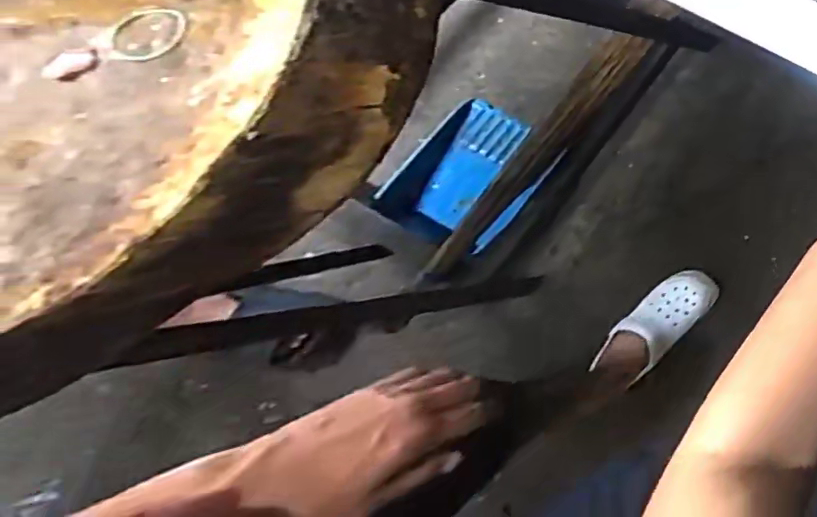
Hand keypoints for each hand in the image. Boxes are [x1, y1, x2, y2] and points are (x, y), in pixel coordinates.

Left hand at [96, 369, 496, 516]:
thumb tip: (457, 454)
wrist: (257, 483)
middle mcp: (414, 404)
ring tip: (465, 390)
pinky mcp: (372, 386)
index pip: (472, 413)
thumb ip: (420, 475)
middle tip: (486, 403)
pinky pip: (417, 371)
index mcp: (418, 435)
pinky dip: (433, 374)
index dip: (491, 412)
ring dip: (459, 381)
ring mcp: (393, 391)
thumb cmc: (315, 505)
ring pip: (444, 374)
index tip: (502, 413)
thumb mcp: (370, 503)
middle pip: (463, 387)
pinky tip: (432, 381)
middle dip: (480, 393)